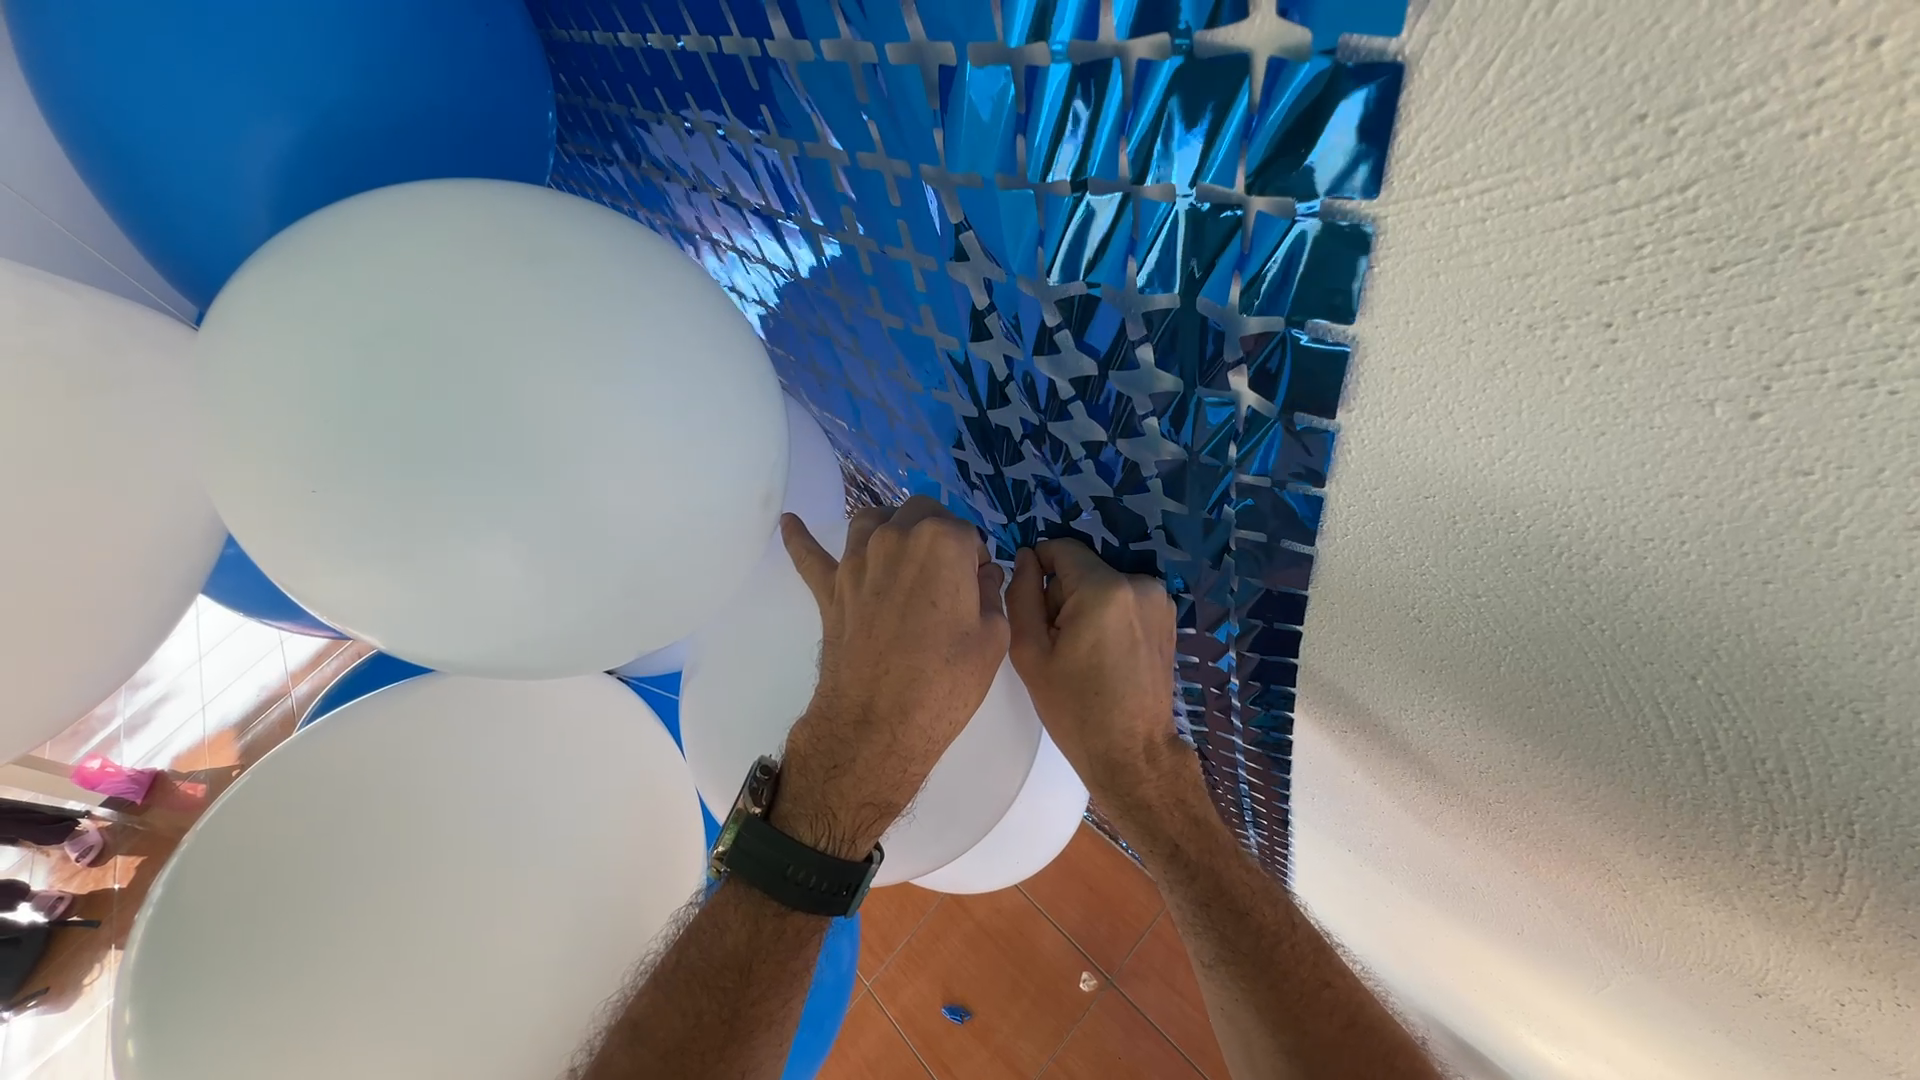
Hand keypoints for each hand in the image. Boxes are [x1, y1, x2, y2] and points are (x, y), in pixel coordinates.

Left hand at [773, 496, 1008, 858]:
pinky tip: (790, 522)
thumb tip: (982, 575)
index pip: (967, 531)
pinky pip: (809, 554)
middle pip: (920, 512)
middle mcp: (896, 537)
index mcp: (943, 543)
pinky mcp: (829, 588)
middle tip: (949, 571)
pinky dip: (800, 537)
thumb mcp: (993, 639)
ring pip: (871, 520)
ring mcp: (856, 560)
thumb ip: (990, 595)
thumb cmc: (945, 682)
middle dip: (939, 531)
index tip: (978, 582)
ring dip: (889, 526)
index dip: (976, 556)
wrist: (879, 723)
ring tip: (901, 548)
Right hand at [1008, 539, 1195, 815]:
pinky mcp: (1168, 617)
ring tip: (1081, 653)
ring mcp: (1159, 600)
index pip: (1061, 548)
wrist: (1132, 753)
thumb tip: (1024, 558)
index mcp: (1104, 589)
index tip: (1030, 602)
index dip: (1037, 567)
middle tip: (1055, 642)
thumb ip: (1022, 595)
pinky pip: (1124, 600)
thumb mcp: (1031, 653)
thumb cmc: (1075, 708)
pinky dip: (1109, 617)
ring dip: (1085, 607)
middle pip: (1082, 569)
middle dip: (1062, 595)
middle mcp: (1138, 584)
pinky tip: (1104, 654)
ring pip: (1102, 584)